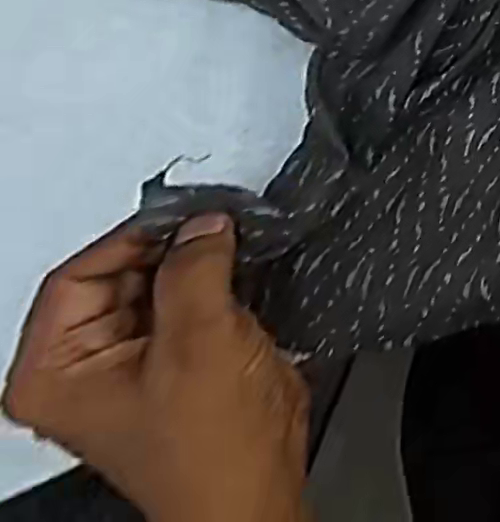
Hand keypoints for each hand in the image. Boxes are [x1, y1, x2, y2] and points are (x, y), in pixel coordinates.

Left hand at [3, 215, 309, 521]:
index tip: (194, 212)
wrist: (254, 472)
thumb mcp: (199, 342)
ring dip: (206, 261)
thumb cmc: (209, 433)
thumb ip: (196, 275)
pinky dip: (227, 278)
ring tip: (248, 237)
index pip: (80, 279)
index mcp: (58, 368)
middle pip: (122, 280)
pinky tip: (256, 265)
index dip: (135, 238)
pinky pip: (200, 301)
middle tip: (228, 219)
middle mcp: (90, 362)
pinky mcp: (191, 354)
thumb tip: (205, 225)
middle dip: (176, 247)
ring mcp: (143, 359)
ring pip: (165, 287)